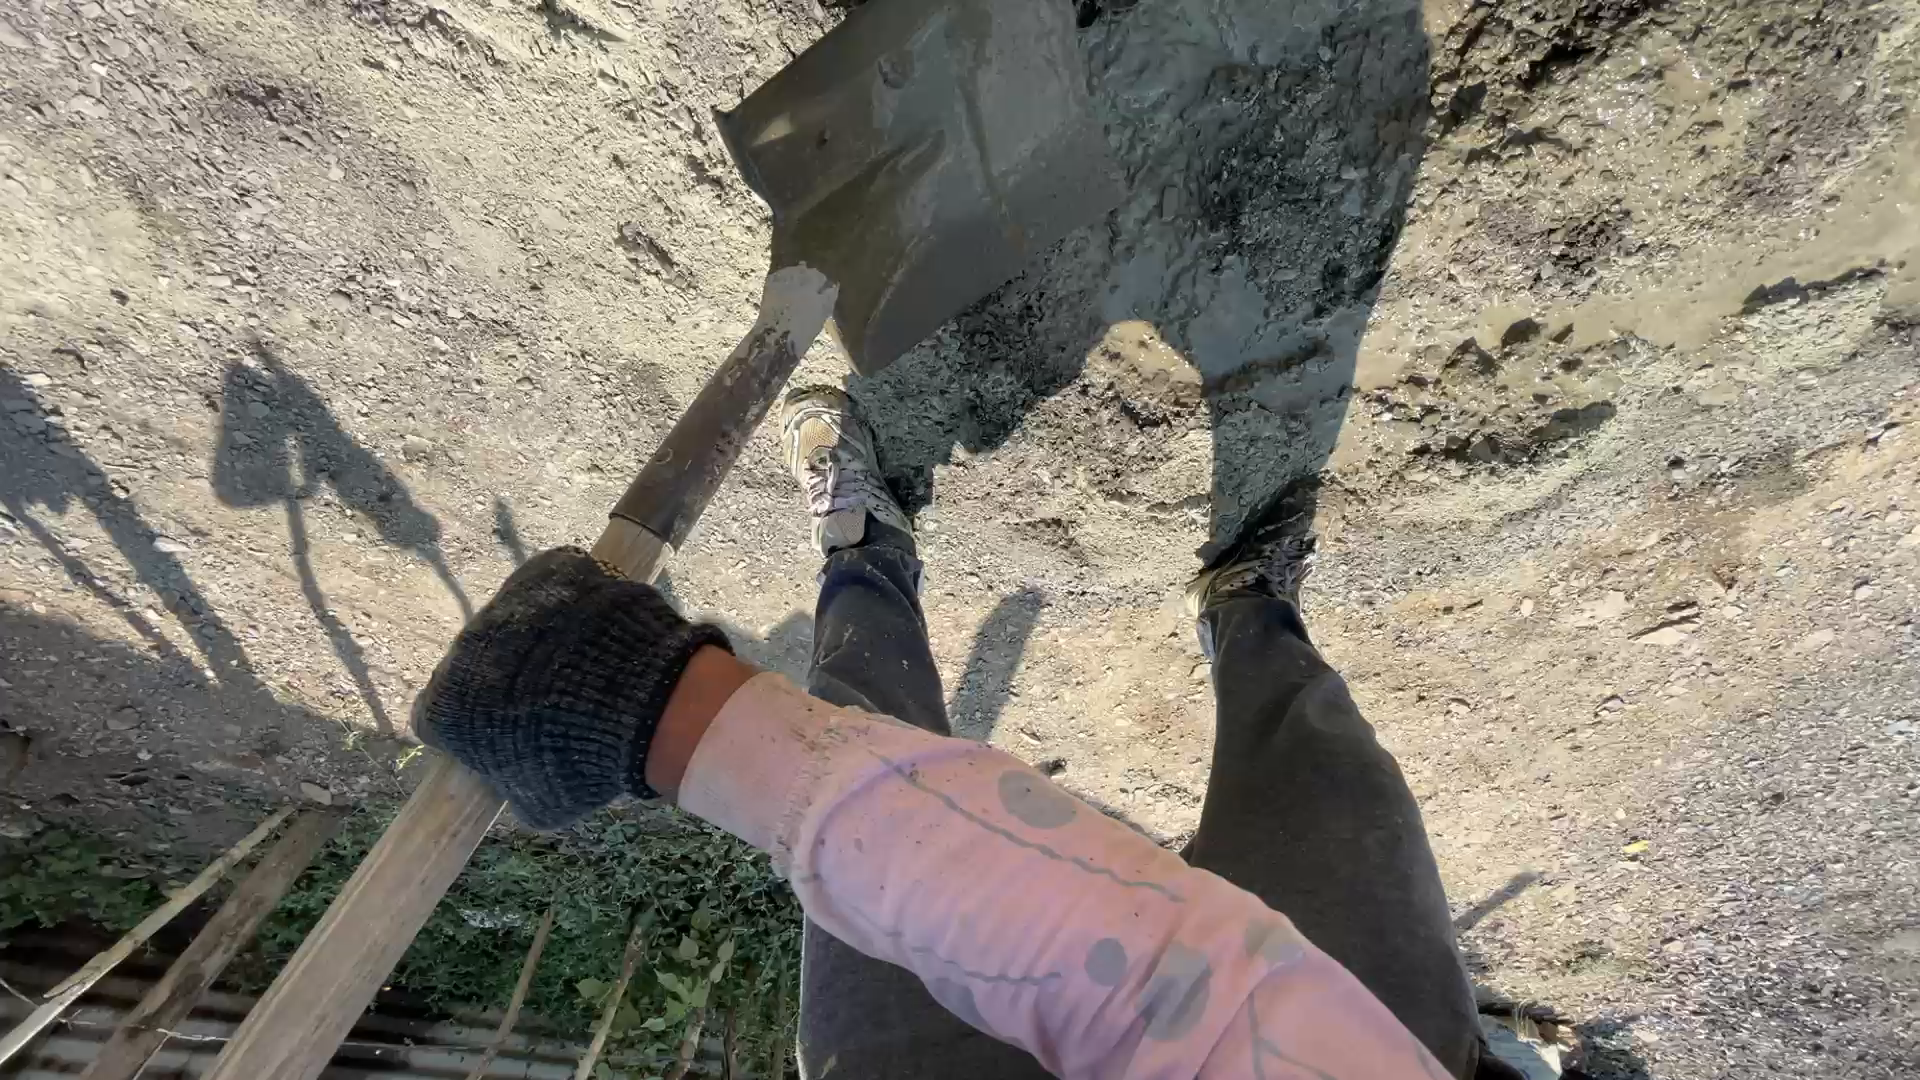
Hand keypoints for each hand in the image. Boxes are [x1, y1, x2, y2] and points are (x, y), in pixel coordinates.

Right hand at [411, 547, 729, 827]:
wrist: (643, 696)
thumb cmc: (587, 759)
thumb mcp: (545, 803)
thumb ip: (516, 788)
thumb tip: (516, 785)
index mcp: (445, 707)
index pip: (442, 713)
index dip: (478, 724)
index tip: (511, 731)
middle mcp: (463, 649)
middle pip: (482, 662)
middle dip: (514, 677)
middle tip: (565, 694)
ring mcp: (508, 603)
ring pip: (522, 620)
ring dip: (548, 636)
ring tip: (596, 658)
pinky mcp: (552, 569)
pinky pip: (559, 579)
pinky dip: (578, 594)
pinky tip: (607, 619)